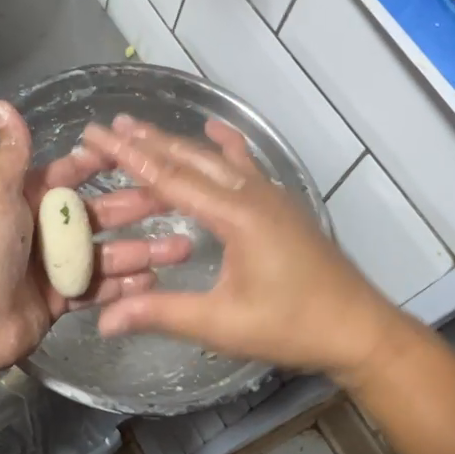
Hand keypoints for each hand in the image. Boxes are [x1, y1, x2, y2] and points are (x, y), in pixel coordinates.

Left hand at [0, 102, 193, 375]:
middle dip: (135, 208)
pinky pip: (98, 288)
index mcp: (22, 196)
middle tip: (178, 204)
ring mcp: (51, 266)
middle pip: (96, 213)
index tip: (141, 154)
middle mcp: (39, 227)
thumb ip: (9, 152)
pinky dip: (125, 286)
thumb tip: (1, 104)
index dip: (101, 164)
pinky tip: (157, 283)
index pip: (68, 173)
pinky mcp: (59, 299)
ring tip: (183, 248)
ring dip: (141, 250)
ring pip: (105, 253)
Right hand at [79, 116, 414, 383]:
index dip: (128, 155)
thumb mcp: (221, 323)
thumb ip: (161, 313)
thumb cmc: (292, 326)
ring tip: (142, 128)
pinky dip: (225, 145)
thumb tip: (104, 320)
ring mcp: (270, 196)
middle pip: (190, 157)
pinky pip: (245, 164)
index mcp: (236, 215)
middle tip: (107, 126)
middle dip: (146, 140)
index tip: (95, 134)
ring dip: (176, 143)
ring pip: (215, 158)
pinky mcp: (280, 206)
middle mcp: (252, 194)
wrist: (359, 328)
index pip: (169, 177)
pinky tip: (217, 129)